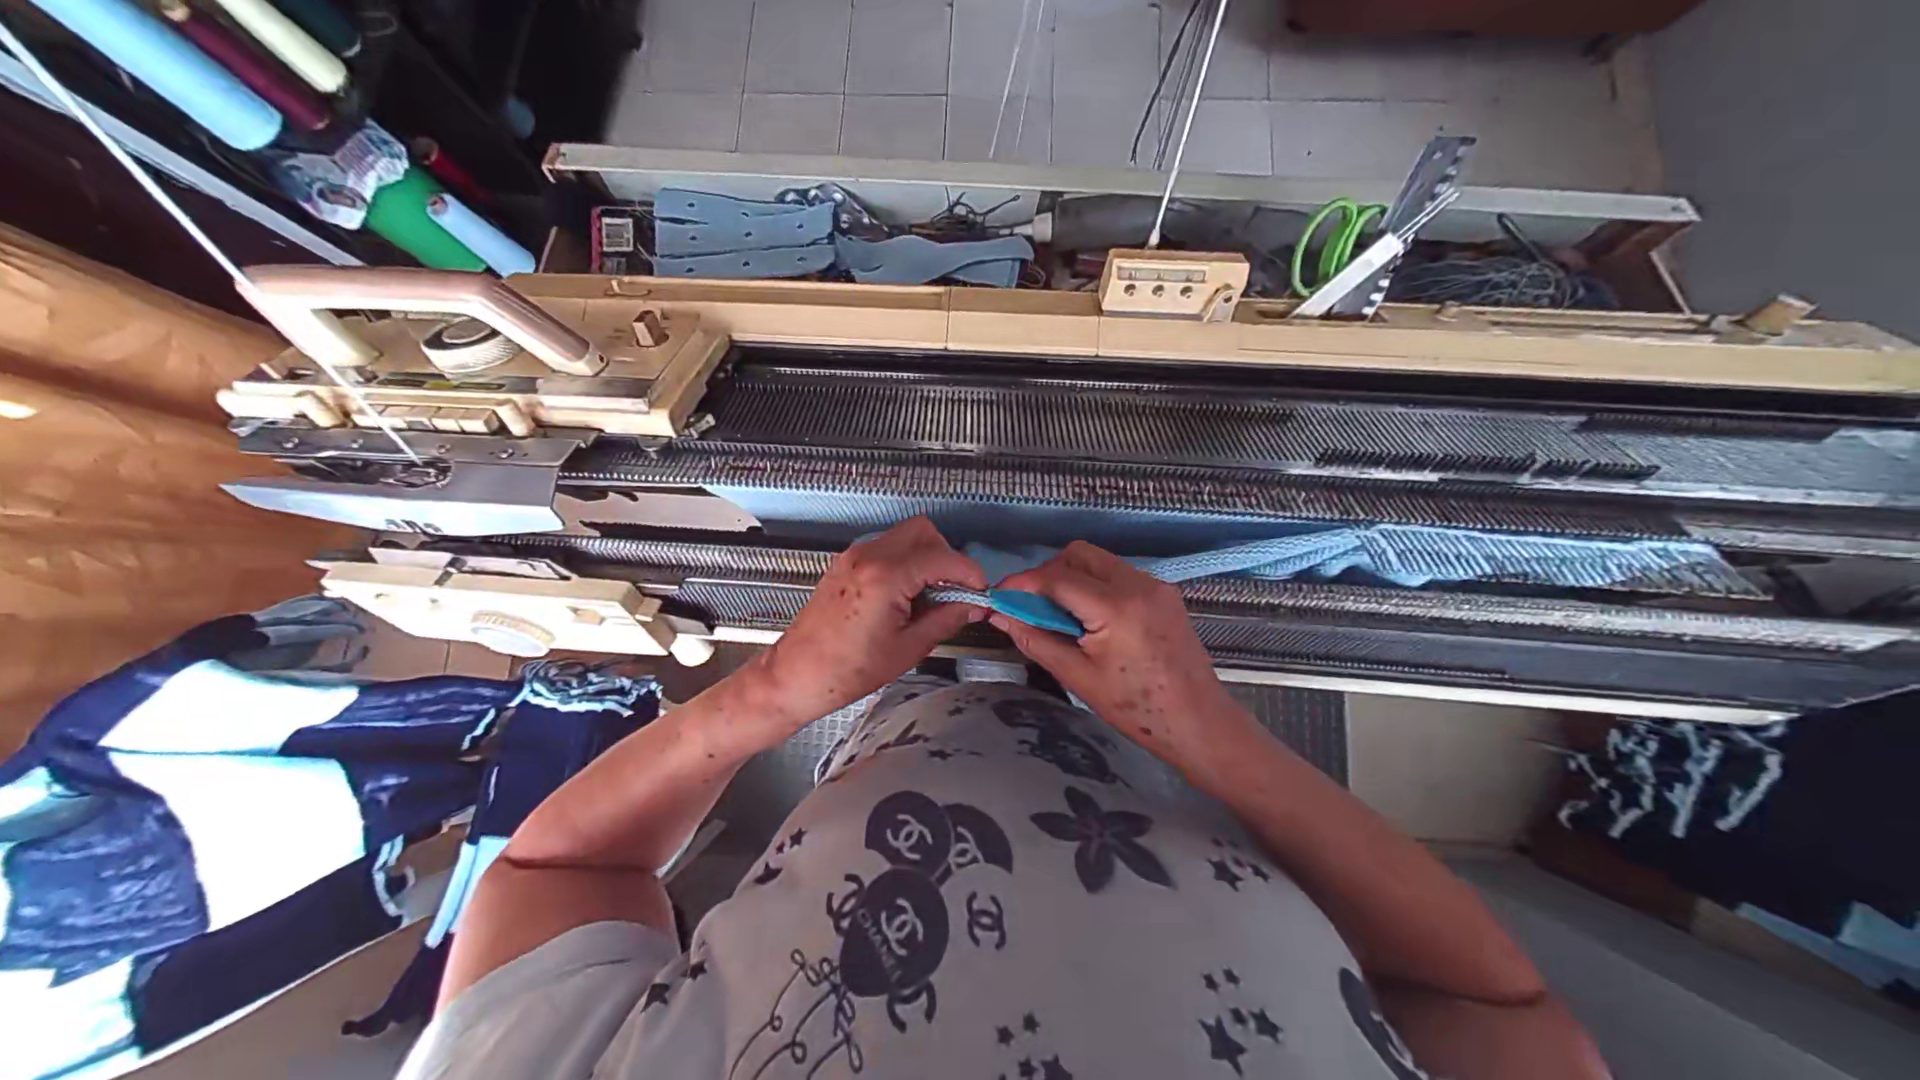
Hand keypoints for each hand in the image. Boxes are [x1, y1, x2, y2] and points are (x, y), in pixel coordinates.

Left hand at [736, 518, 986, 742]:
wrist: (797, 674)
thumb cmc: (845, 669)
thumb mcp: (908, 649)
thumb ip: (946, 620)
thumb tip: (970, 606)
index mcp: (885, 577)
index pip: (942, 557)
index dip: (969, 573)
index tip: (979, 590)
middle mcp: (868, 557)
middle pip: (923, 531)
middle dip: (947, 555)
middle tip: (955, 589)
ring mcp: (853, 557)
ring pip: (904, 536)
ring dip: (925, 557)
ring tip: (931, 596)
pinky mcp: (846, 564)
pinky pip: (886, 548)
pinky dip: (905, 562)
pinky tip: (908, 595)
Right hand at [995, 542, 1254, 774]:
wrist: (1198, 722)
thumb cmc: (1136, 708)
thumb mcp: (1077, 677)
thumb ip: (1036, 639)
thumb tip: (1002, 615)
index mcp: (1115, 607)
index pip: (1056, 577)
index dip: (1022, 583)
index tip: (1000, 595)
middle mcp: (1137, 584)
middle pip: (1078, 555)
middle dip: (1048, 573)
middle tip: (1033, 606)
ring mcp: (1155, 585)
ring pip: (1099, 561)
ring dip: (1072, 577)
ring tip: (1062, 616)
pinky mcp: (1164, 593)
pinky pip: (1118, 573)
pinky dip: (1096, 585)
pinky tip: (1092, 618)